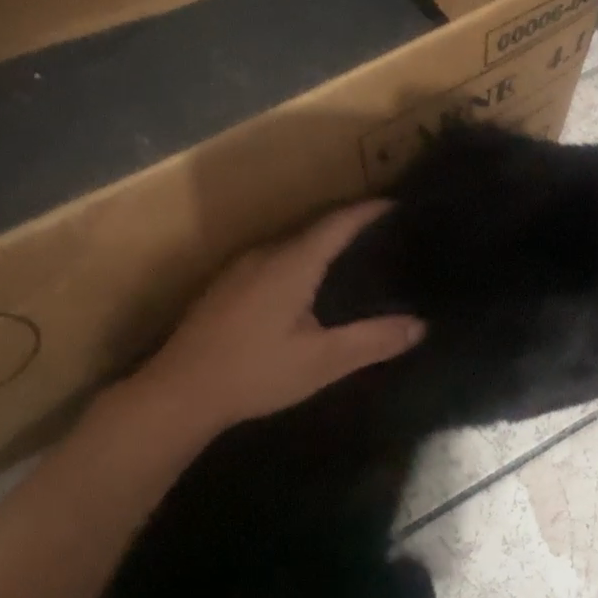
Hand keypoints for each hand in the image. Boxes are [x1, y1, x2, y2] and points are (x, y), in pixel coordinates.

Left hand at [110, 200, 423, 444]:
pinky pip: (274, 260)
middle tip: (386, 234)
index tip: (398, 204)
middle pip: (315, 229)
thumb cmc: (255, 373)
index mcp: (291, 264)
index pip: (338, 223)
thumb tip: (419, 325)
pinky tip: (310, 286)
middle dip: (350, 226)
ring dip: (323, 245)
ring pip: (292, 245)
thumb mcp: (322, 361)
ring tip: (356, 257)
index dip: (369, 211)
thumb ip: (373, 340)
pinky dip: (301, 261)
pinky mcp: (226, 287)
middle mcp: (265, 255)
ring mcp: (240, 269)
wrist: (178, 393)